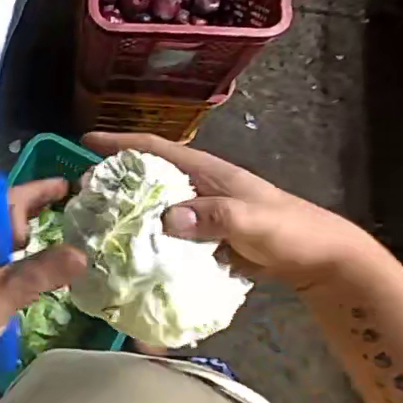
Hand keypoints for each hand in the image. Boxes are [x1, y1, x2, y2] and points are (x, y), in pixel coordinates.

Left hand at [0, 180, 86, 400]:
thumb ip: (38, 274)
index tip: (67, 189)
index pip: (0, 195)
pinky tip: (28, 264)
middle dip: (31, 210)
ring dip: (20, 233)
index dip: (34, 191)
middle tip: (67, 215)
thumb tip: (82, 254)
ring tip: (53, 236)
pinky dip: (9, 251)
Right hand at [82, 133, 379, 291]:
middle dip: (115, 177)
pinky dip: (147, 237)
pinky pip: (167, 232)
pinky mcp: (205, 236)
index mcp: (208, 172)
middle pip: (149, 174)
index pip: (157, 148)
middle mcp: (198, 186)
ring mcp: (201, 212)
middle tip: (81, 191)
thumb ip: (216, 216)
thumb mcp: (255, 221)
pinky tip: (128, 253)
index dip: (121, 142)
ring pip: (155, 204)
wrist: (322, 260)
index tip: (86, 143)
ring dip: (128, 209)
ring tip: (94, 222)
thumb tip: (168, 219)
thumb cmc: (292, 231)